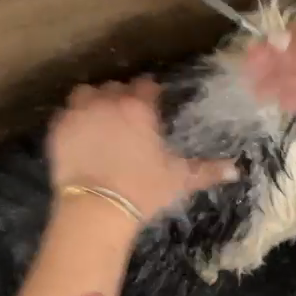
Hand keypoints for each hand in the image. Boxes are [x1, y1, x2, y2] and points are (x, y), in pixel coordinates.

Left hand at [46, 80, 235, 221]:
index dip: (152, 97)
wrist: (96, 210)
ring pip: (87, 93)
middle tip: (128, 123)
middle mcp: (108, 100)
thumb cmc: (142, 192)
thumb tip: (237, 170)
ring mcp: (79, 112)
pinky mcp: (57, 129)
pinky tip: (82, 137)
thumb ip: (206, 171)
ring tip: (101, 123)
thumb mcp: (178, 180)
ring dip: (95, 102)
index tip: (154, 110)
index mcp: (139, 106)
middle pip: (116, 87)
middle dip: (123, 100)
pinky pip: (66, 114)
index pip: (147, 86)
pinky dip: (74, 121)